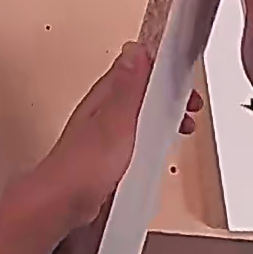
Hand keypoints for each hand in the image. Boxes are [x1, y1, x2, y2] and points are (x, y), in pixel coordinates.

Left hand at [17, 42, 201, 230]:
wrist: (63, 204)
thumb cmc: (84, 165)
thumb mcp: (116, 121)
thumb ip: (129, 87)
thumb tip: (136, 49)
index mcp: (105, 94)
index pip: (136, 65)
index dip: (162, 67)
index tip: (184, 79)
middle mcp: (104, 108)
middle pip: (141, 88)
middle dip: (168, 92)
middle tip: (190, 105)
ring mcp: (105, 130)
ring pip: (139, 111)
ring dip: (163, 112)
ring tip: (183, 125)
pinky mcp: (108, 151)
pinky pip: (136, 133)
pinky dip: (153, 133)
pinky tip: (160, 146)